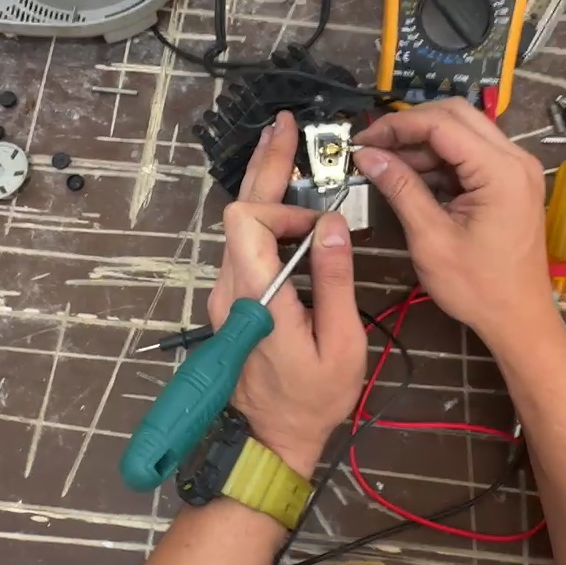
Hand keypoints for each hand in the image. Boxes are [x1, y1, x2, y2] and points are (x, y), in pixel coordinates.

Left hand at [208, 112, 366, 473]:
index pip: (246, 220)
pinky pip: (245, 240)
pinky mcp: (231, 294)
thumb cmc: (311, 400)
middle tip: (286, 126)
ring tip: (288, 146)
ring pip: (238, 222)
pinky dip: (266, 211)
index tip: (318, 225)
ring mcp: (225, 289)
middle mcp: (229, 285)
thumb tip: (331, 223)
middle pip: (238, 208)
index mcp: (254, 296)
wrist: (268, 439)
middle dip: (265, 164)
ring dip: (265, 182)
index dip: (281, 207)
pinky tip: (284, 193)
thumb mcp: (340, 345)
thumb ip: (335, 281)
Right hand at [353, 98, 556, 343]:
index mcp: (501, 171)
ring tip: (386, 164)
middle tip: (373, 146)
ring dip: (422, 141)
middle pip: (455, 114)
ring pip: (461, 129)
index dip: (397, 126)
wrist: (519, 319)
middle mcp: (514, 159)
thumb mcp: (431, 239)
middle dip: (409, 125)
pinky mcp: (509, 179)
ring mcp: (515, 167)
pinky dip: (438, 157)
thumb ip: (401, 189)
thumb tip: (367, 155)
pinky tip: (411, 176)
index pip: (442, 123)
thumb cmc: (478, 287)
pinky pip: (469, 151)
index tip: (362, 140)